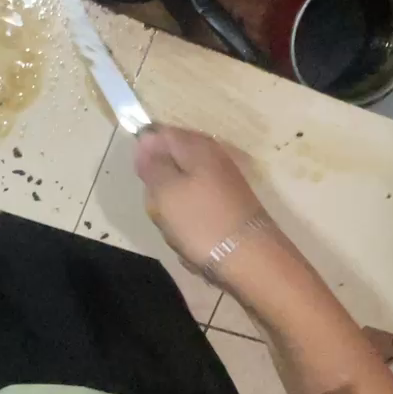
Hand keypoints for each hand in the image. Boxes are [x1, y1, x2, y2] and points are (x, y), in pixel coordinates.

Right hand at [133, 125, 269, 266]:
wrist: (250, 259)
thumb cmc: (201, 222)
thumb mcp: (165, 191)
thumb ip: (152, 163)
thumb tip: (145, 140)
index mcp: (197, 146)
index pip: (160, 134)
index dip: (145, 153)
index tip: (142, 178)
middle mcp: (214, 156)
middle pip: (171, 161)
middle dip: (158, 184)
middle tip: (159, 205)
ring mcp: (224, 180)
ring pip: (181, 186)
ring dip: (171, 206)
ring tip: (175, 225)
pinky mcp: (228, 203)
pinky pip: (196, 205)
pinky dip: (188, 218)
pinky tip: (189, 234)